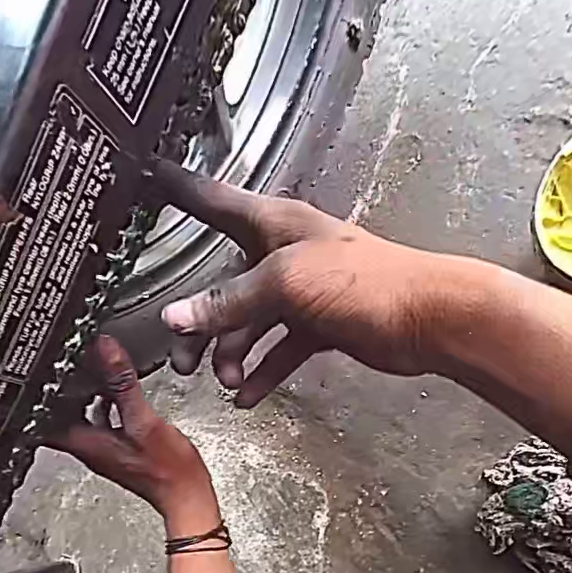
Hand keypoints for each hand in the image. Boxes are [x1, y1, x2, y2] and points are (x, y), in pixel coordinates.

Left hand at [47, 335, 217, 528]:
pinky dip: (107, 407)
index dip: (41, 390)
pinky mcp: (120, 452)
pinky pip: (104, 424)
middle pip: (62, 414)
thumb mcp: (143, 420)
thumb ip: (123, 384)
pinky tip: (120, 396)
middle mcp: (91, 449)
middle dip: (65, 388)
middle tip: (72, 364)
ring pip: (83, 418)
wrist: (187, 495)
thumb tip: (107, 351)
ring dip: (87, 396)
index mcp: (86, 443)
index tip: (47, 367)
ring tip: (96, 373)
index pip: (45, 416)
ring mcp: (105, 451)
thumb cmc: (168, 471)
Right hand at [153, 161, 484, 405]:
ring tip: (227, 382)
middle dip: (201, 326)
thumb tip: (177, 318)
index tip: (147, 177)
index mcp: (272, 226)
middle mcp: (281, 256)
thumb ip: (229, 302)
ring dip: (233, 356)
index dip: (179, 191)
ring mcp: (300, 294)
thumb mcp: (285, 284)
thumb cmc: (362, 282)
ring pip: (249, 325)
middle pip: (223, 287)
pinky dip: (264, 371)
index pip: (213, 202)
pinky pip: (279, 350)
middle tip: (183, 363)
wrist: (424, 318)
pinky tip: (249, 395)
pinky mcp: (317, 327)